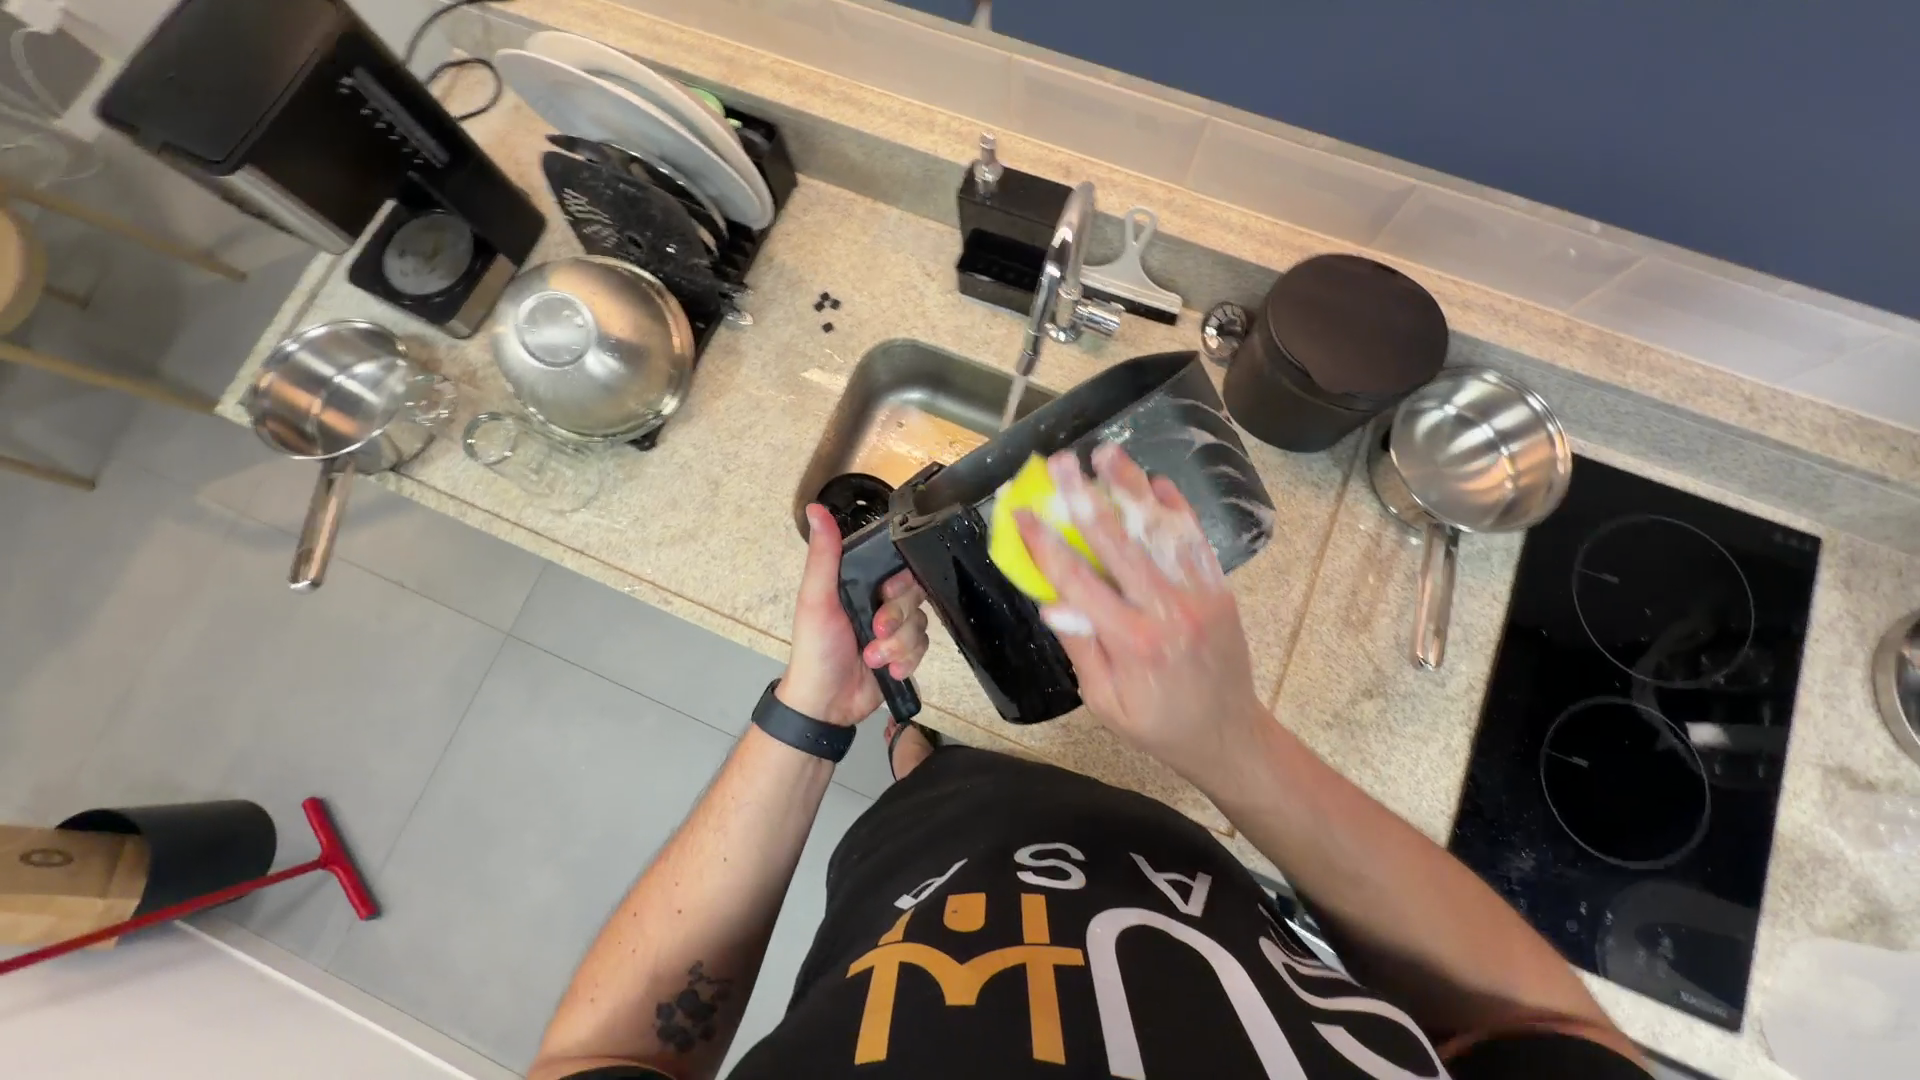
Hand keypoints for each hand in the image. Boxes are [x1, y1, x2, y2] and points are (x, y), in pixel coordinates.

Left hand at [777, 504, 930, 726]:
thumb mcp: (816, 598)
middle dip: (896, 621)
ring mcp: (893, 630)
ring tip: (874, 659)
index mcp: (860, 583)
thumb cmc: (816, 648)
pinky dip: (906, 661)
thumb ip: (824, 556)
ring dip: (898, 646)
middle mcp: (880, 602)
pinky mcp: (903, 654)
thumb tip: (816, 509)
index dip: (899, 583)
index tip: (886, 595)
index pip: (898, 568)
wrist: (826, 703)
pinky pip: (923, 649)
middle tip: (875, 634)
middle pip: (914, 597)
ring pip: (920, 625)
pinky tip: (888, 671)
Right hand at [1015, 444, 1268, 783]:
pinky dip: (1176, 508)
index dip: (1045, 544)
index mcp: (1130, 641)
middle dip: (1083, 498)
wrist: (1228, 734)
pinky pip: (1195, 540)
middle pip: (1116, 542)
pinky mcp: (1218, 588)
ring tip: (1106, 453)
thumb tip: (1050, 600)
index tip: (1021, 512)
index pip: (1077, 580)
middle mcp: (1164, 609)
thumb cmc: (1158, 724)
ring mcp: (1197, 594)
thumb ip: (1081, 647)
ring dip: (1130, 489)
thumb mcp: (1104, 701)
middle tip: (1060, 462)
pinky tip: (1155, 482)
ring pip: (1158, 531)